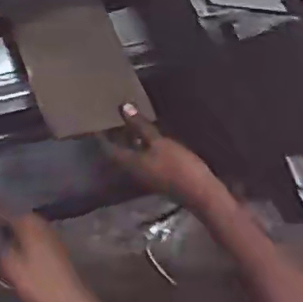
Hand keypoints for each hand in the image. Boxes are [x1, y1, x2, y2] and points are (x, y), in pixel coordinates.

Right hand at [0, 207, 99, 301]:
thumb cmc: (41, 284)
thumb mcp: (11, 264)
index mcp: (26, 221)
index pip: (0, 202)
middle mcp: (37, 220)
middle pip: (9, 209)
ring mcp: (46, 230)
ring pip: (18, 220)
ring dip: (2, 223)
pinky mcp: (51, 242)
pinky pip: (26, 228)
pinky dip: (13, 231)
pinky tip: (8, 243)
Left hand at [99, 102, 228, 208]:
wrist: (205, 194)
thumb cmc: (178, 167)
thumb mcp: (158, 143)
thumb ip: (140, 125)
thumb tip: (121, 107)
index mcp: (128, 162)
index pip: (106, 145)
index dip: (100, 130)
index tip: (97, 114)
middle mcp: (133, 168)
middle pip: (118, 147)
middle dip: (116, 130)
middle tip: (113, 111)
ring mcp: (147, 171)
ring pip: (132, 150)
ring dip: (130, 135)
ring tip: (130, 115)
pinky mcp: (160, 171)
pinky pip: (144, 153)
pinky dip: (143, 141)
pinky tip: (149, 131)